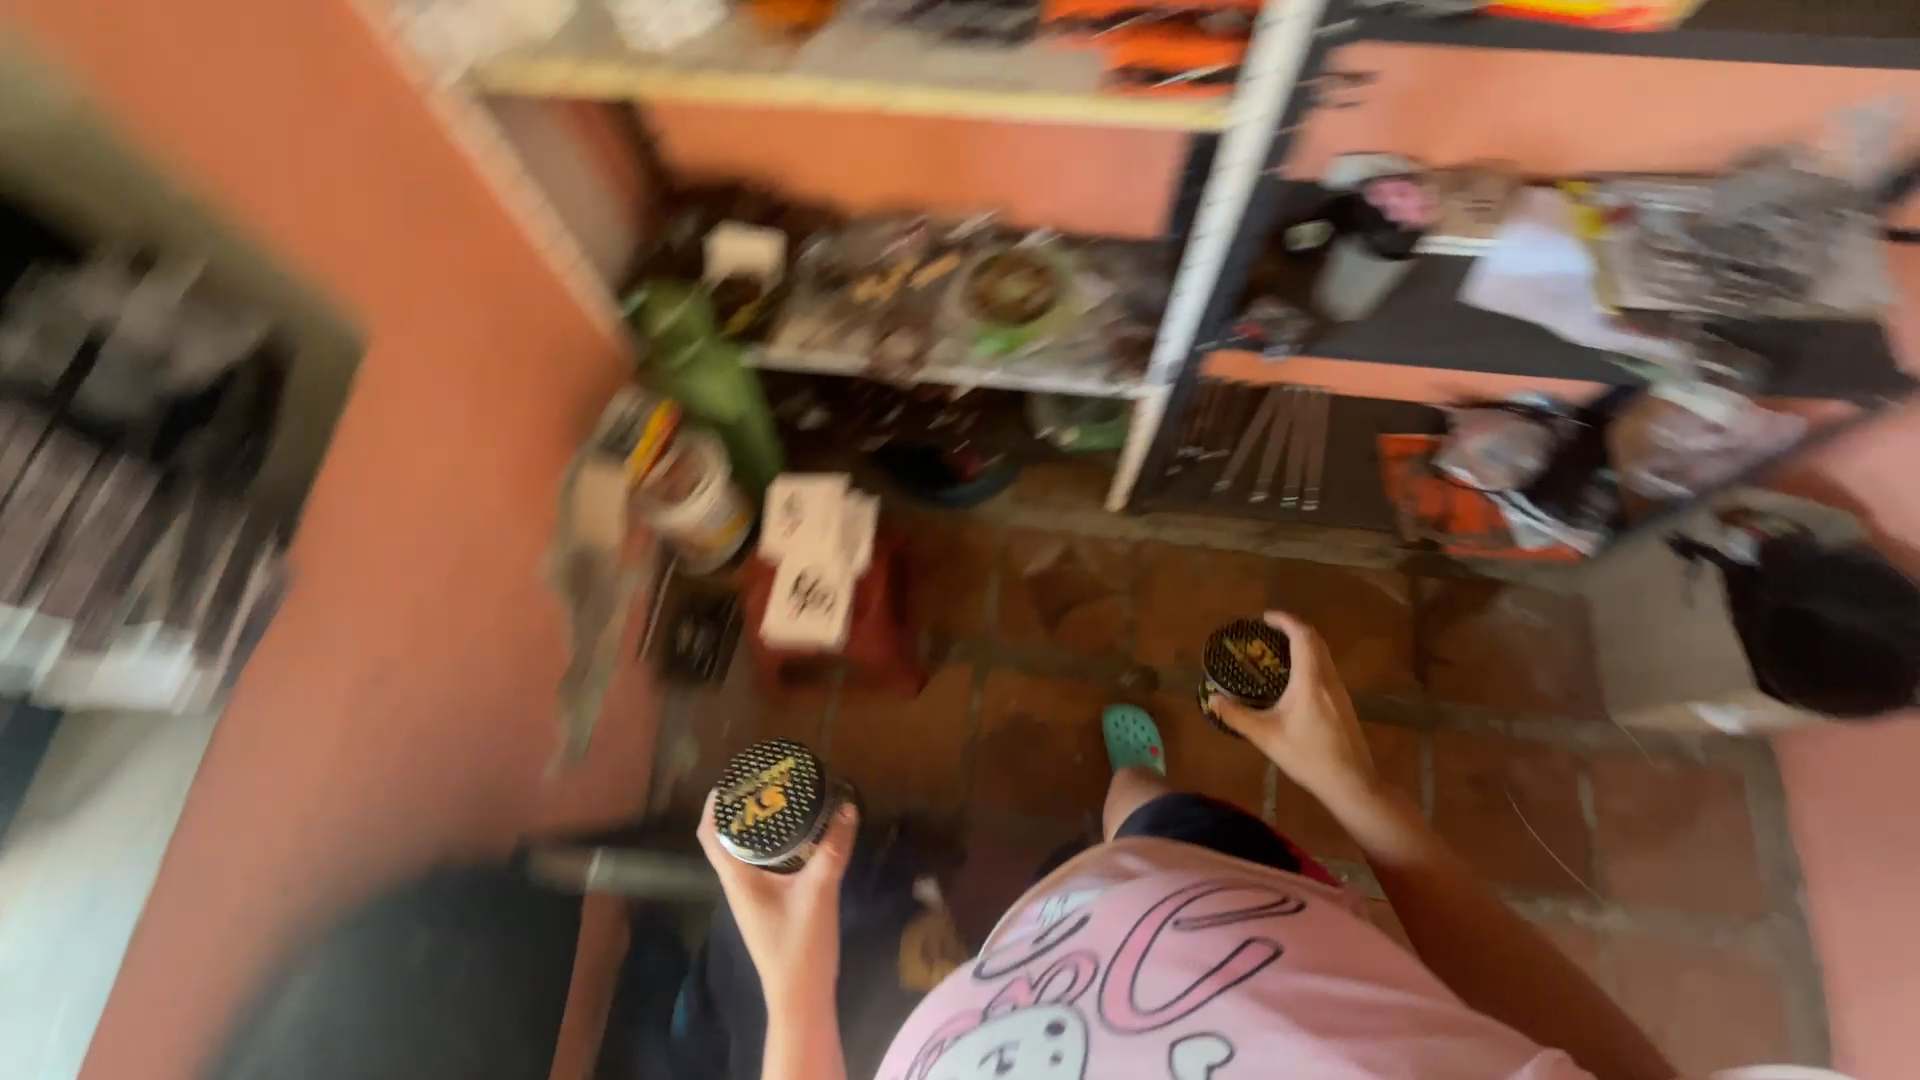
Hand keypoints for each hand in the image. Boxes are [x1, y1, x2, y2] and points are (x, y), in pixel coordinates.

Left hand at [697, 789, 858, 1010]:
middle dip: (738, 808)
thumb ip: (832, 850)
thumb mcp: (819, 893)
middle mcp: (739, 885)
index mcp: (738, 880)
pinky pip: (762, 863)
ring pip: (744, 852)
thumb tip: (847, 808)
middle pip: (725, 839)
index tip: (732, 778)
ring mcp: (753, 896)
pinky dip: (771, 843)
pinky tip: (797, 836)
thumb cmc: (799, 946)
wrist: (802, 995)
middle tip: (763, 781)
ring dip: (754, 826)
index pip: (710, 836)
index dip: (715, 805)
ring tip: (779, 799)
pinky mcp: (769, 904)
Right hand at [1208, 611, 1382, 813]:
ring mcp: (1340, 691)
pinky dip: (1309, 660)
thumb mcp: (1265, 736)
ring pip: (1323, 655)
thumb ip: (1236, 715)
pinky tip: (1294, 678)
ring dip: (1303, 644)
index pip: (1302, 637)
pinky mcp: (1343, 704)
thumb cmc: (1308, 757)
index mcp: (1310, 681)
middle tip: (1268, 631)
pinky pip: (1326, 669)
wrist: (1352, 783)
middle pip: (1316, 641)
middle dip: (1293, 629)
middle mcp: (1328, 679)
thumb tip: (1212, 699)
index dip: (1285, 621)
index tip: (1265, 618)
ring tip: (1278, 650)